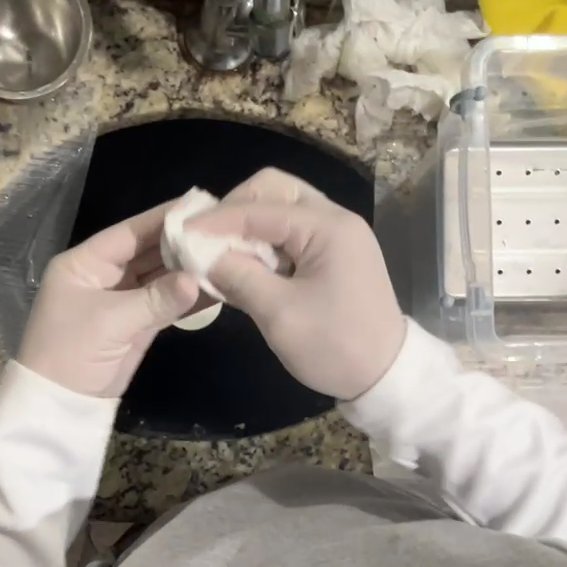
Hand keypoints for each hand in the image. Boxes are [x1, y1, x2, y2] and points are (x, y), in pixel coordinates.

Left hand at [17, 197, 203, 397]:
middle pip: (147, 252)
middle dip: (181, 243)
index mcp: (84, 263)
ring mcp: (121, 301)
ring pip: (159, 278)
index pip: (129, 232)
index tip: (198, 204)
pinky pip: (164, 304)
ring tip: (227, 254)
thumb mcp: (111, 322)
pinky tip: (216, 286)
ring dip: (188, 270)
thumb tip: (196, 278)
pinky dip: (186, 297)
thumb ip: (156, 298)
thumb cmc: (71, 353)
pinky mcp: (135, 326)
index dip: (162, 218)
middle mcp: (103, 276)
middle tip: (222, 228)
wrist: (59, 406)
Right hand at [195, 169, 405, 400]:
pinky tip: (243, 265)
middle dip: (235, 209)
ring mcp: (337, 237)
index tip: (181, 233)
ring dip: (249, 226)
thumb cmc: (334, 346)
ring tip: (219, 252)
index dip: (217, 219)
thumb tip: (203, 256)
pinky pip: (292, 234)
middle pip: (275, 190)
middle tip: (206, 237)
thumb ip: (239, 277)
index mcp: (328, 228)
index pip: (261, 207)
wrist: (385, 375)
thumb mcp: (279, 314)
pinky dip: (264, 242)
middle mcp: (335, 220)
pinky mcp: (334, 256)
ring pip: (283, 209)